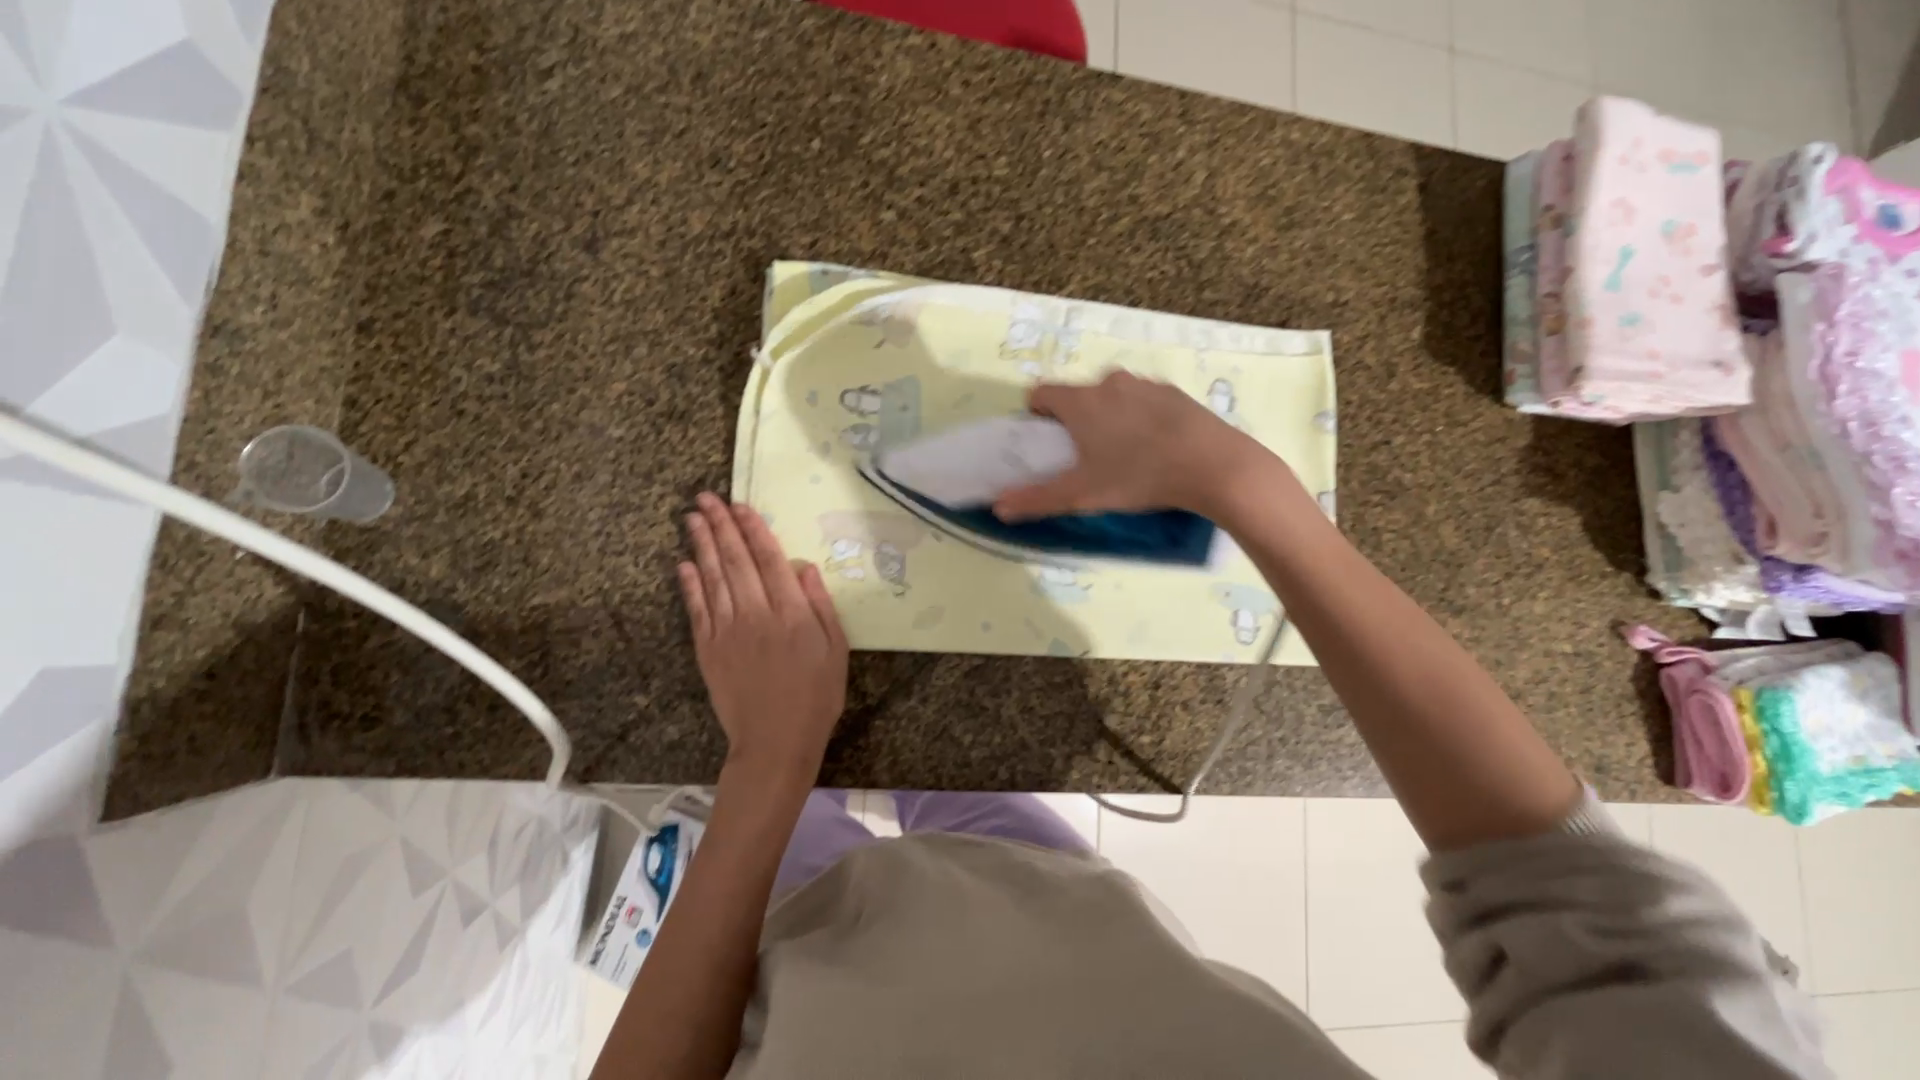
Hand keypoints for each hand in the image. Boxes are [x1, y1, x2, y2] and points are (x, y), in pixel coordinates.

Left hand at [678, 493, 848, 779]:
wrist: (774, 743)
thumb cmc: (816, 698)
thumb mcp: (836, 651)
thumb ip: (821, 607)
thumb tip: (804, 567)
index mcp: (791, 614)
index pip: (769, 560)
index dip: (754, 530)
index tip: (741, 505)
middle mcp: (756, 614)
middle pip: (736, 561)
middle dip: (721, 526)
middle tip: (706, 497)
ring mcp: (727, 631)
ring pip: (712, 578)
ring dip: (701, 545)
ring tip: (692, 517)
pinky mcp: (708, 650)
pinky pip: (697, 609)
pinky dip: (689, 584)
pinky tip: (683, 564)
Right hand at [993, 370, 1290, 521]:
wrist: (1213, 465)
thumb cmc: (1138, 477)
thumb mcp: (1083, 494)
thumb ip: (1037, 499)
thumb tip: (998, 507)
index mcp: (1080, 401)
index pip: (1040, 393)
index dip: (1037, 416)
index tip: (1049, 444)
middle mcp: (1108, 382)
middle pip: (1077, 396)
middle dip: (1075, 421)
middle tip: (1088, 458)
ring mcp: (1144, 384)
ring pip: (1112, 397)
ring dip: (1109, 418)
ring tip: (1125, 456)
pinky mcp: (1174, 392)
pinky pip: (1143, 401)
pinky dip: (1141, 419)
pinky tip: (1157, 448)